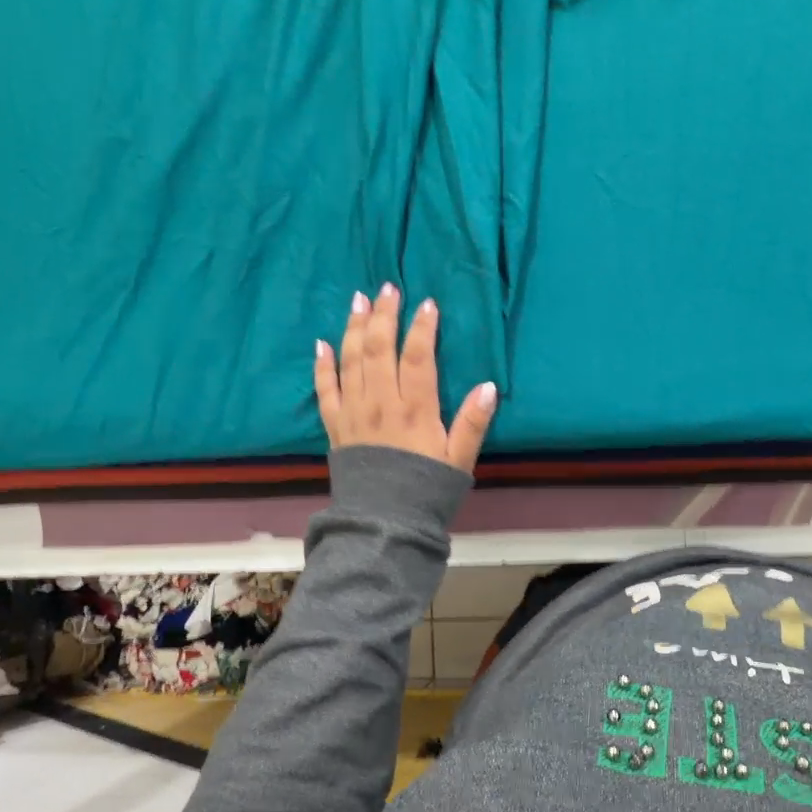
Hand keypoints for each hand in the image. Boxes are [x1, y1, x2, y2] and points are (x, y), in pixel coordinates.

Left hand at [314, 284, 497, 473]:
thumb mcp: (460, 459)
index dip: (422, 328)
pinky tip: (323, 343)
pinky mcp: (335, 426)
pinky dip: (323, 364)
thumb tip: (488, 386)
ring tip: (358, 300)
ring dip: (353, 327)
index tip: (427, 304)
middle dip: (383, 315)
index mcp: (415, 409)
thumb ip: (473, 422)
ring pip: (350, 360)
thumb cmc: (428, 490)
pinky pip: (325, 389)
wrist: (385, 524)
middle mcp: (381, 403)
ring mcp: (353, 413)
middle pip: (379, 349)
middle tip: (387, 288)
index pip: (418, 357)